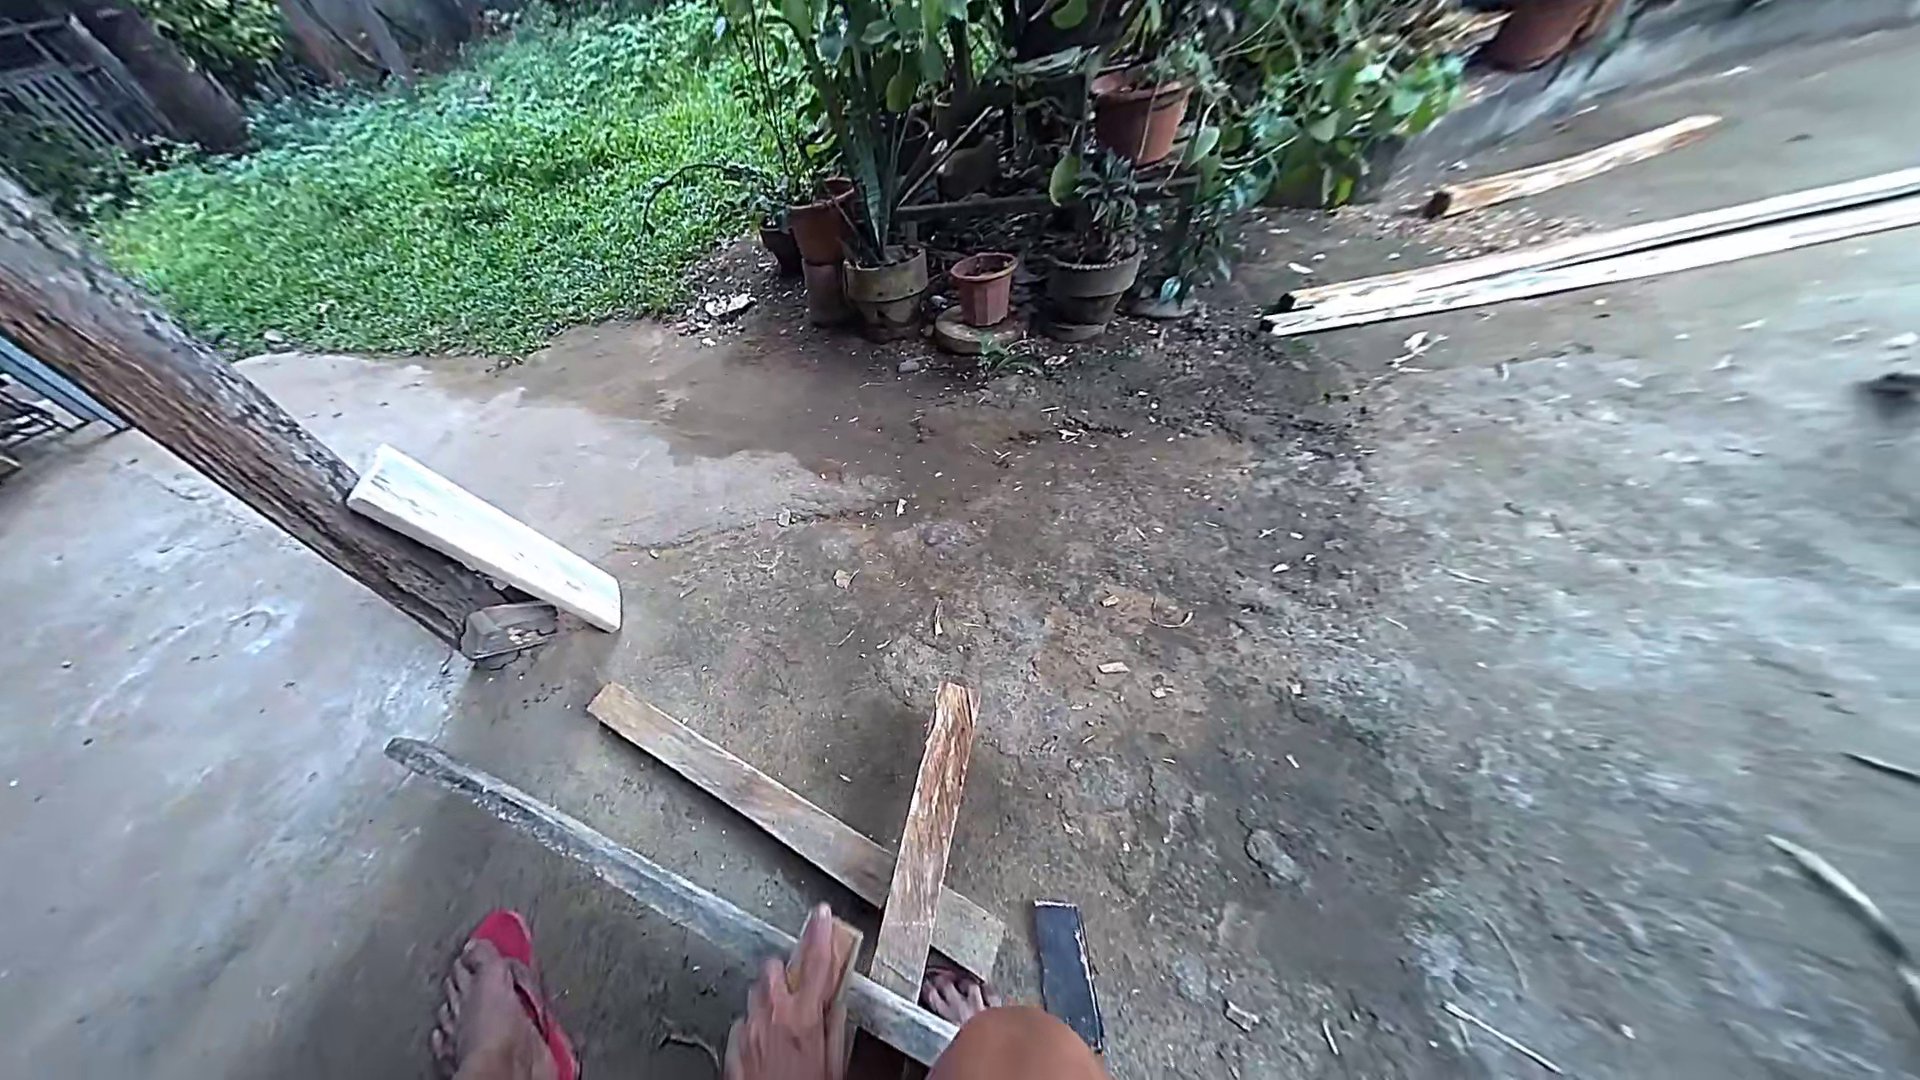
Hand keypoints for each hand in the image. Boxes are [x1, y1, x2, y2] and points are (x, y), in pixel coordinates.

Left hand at [724, 905, 848, 1079]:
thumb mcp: (833, 1061)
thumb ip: (833, 1022)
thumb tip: (835, 996)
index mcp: (804, 1017)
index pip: (816, 960)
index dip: (821, 932)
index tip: (822, 914)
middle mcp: (773, 1016)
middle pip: (774, 967)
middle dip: (787, 971)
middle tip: (799, 984)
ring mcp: (749, 1031)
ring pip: (755, 992)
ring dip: (769, 996)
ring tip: (782, 1014)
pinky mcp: (732, 1050)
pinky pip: (742, 1022)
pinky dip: (753, 1024)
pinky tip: (764, 1040)